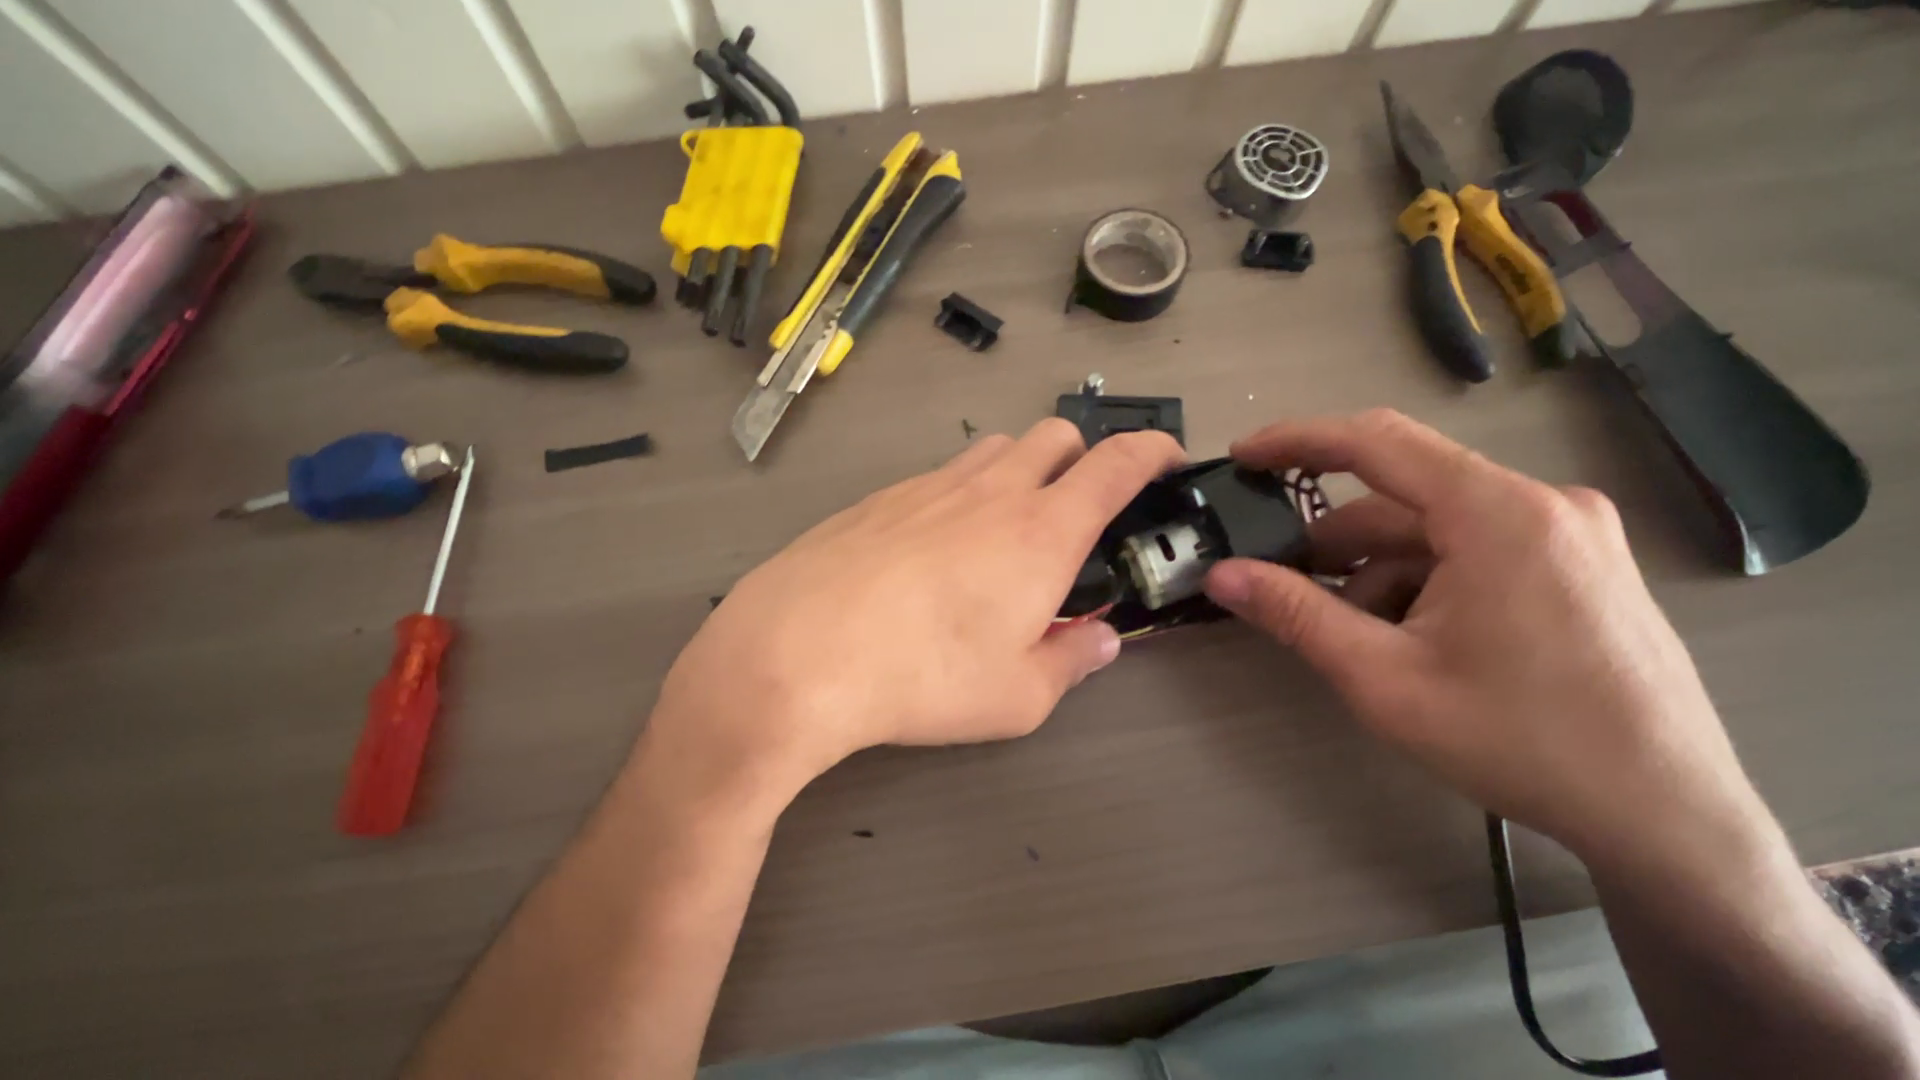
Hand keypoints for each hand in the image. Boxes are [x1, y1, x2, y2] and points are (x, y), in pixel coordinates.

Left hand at [649, 420, 1185, 803]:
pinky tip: (935, 550)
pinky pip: (939, 478)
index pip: (1117, 464)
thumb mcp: (1017, 697)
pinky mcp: (878, 498)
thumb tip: (1099, 640)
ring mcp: (928, 487)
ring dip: (1021, 471)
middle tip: (1081, 511)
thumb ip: (1070, 661)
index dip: (1153, 450)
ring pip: (995, 450)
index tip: (1168, 457)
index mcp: (1042, 531)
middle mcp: (991, 492)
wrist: (796, 654)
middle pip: (1056, 436)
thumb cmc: (923, 679)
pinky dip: (961, 495)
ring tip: (1007, 531)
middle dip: (1084, 458)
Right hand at [1203, 410, 1771, 865]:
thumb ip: (1296, 615)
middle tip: (1282, 586)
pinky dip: (1427, 580)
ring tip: (1354, 636)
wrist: (1668, 814)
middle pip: (1407, 496)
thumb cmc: (1520, 741)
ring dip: (1381, 570)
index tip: (1241, 457)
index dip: (1298, 440)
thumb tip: (1222, 575)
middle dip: (1337, 541)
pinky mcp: (1584, 564)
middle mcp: (1542, 502)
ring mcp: (1572, 533)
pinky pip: (1479, 549)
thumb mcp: (1386, 679)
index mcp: (1497, 512)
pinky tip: (1412, 640)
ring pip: (1440, 528)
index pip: (1377, 441)